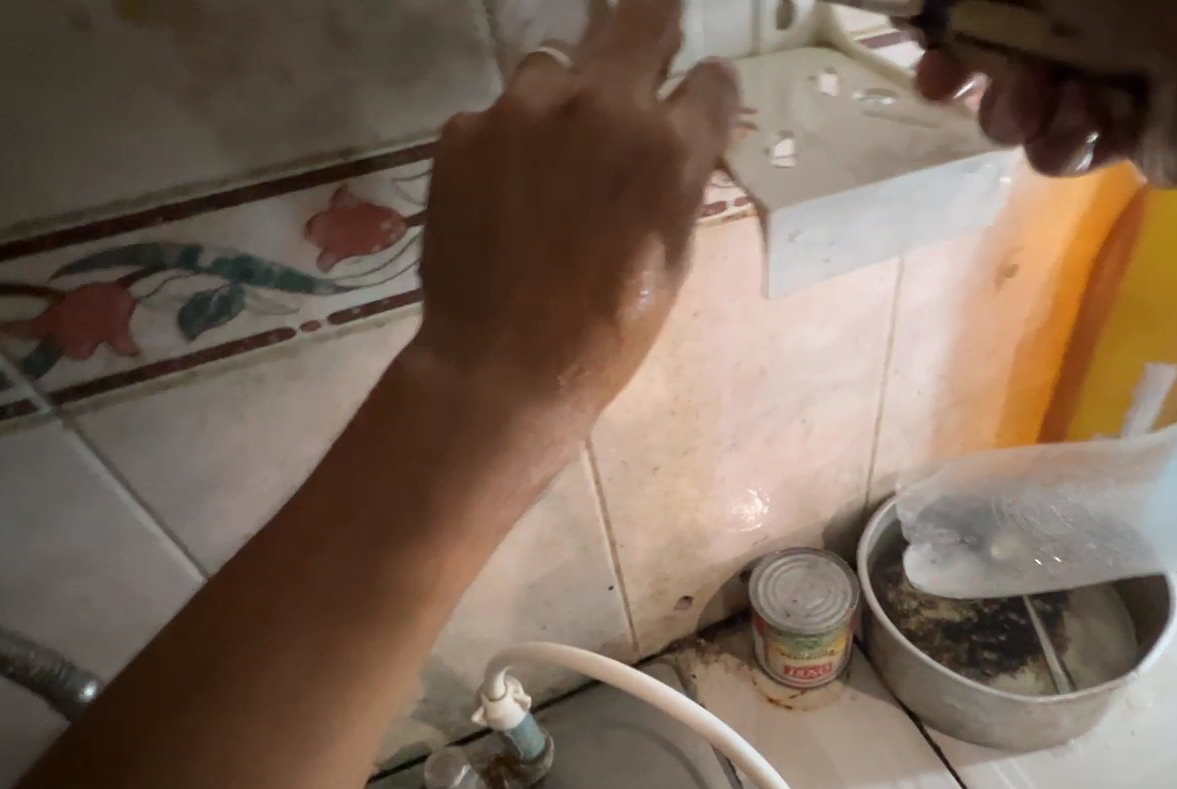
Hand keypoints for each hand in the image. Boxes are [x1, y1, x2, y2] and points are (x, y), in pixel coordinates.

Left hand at [414, 0, 738, 424]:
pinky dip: (510, 143)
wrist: (505, 366)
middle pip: (641, 17)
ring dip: (567, 98)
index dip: (709, 93)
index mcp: (667, 152)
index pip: (712, 81)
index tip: (700, 101)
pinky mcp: (463, 130)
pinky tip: (505, 196)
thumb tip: (679, 152)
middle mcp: (600, 107)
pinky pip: (498, 115)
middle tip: (652, 39)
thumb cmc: (606, 335)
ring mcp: (522, 110)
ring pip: (555, 64)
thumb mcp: (670, 266)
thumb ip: (678, 192)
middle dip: (655, 26)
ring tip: (554, 155)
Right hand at [912, 0, 1176, 188]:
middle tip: (940, 82)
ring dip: (1013, 109)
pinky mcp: (1126, 125)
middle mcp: (1103, 8)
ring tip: (1038, 108)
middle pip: (1000, 37)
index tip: (921, 32)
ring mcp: (1116, 61)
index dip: (954, 12)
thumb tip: (948, 8)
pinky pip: (1060, 143)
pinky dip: (1060, 141)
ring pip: (1021, 97)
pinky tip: (1087, 127)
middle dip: (967, 63)